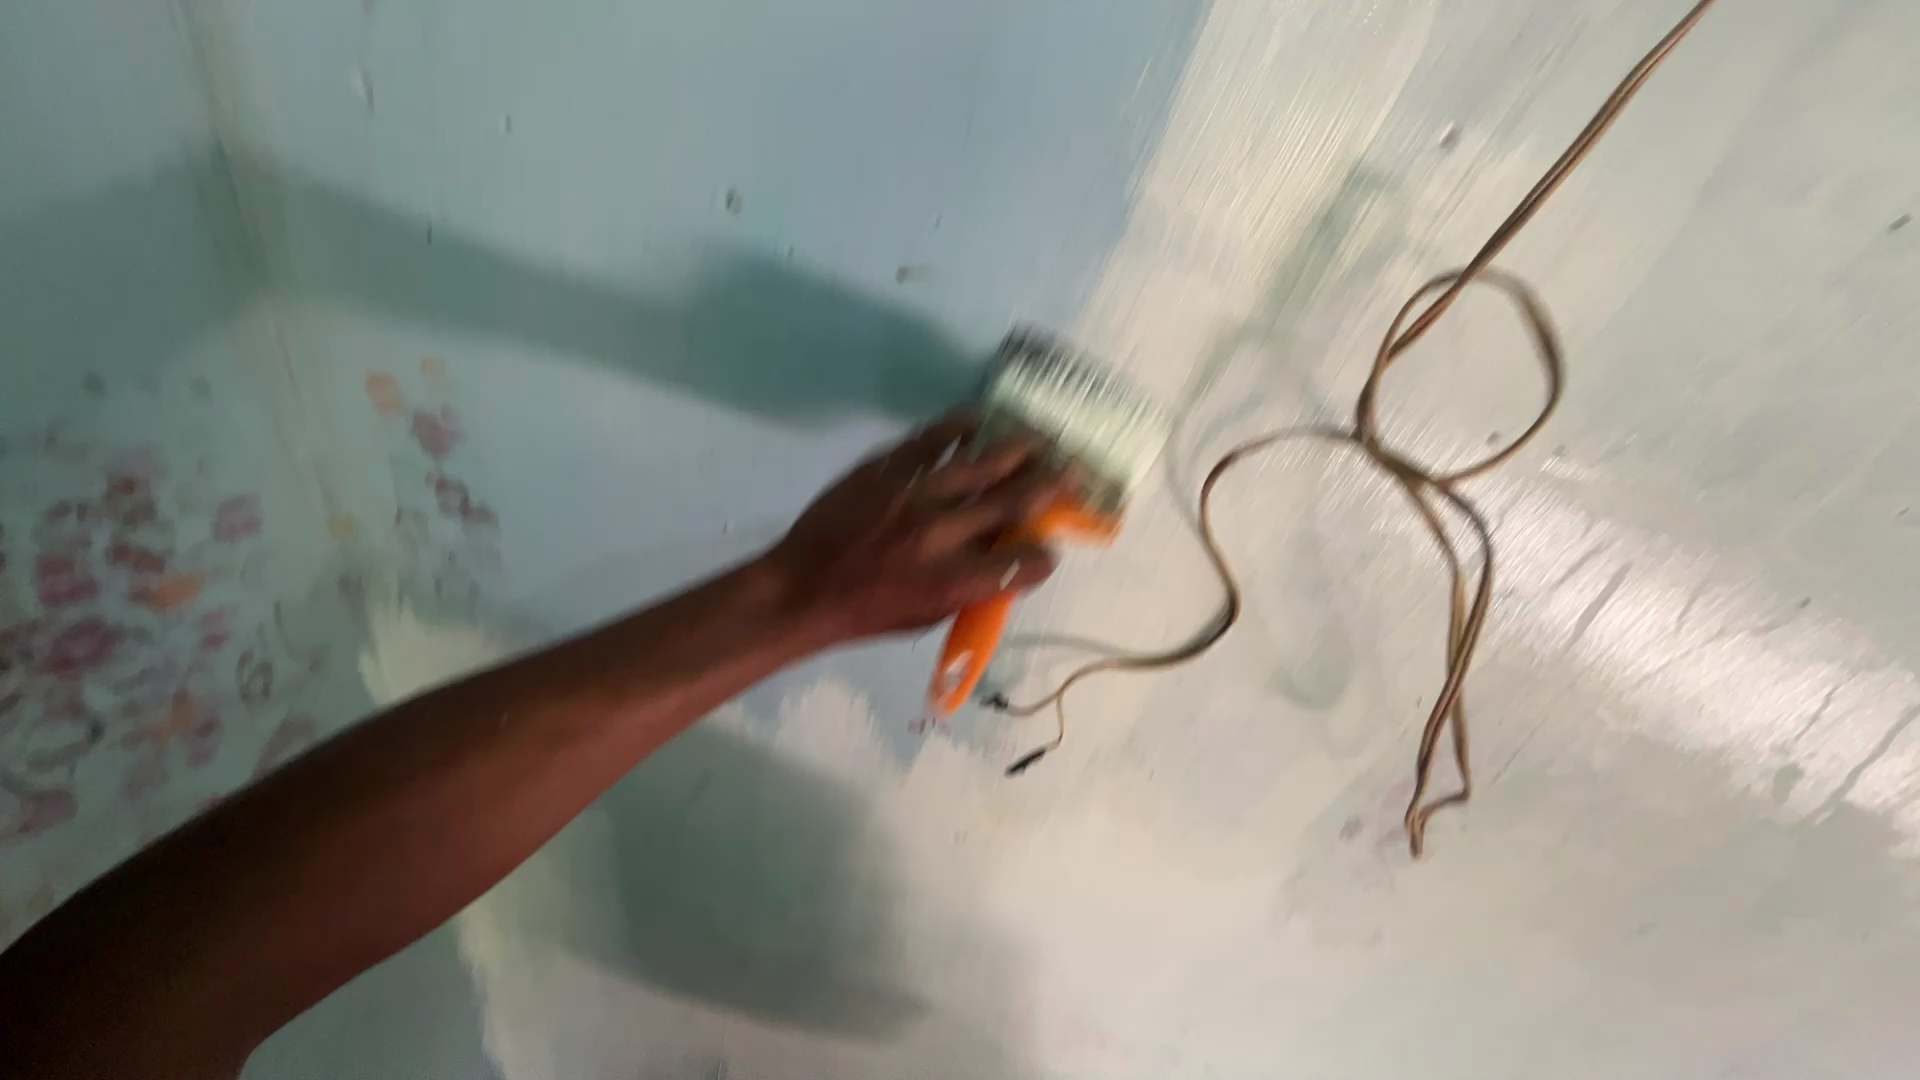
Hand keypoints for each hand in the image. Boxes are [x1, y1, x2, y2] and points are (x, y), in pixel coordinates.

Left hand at [766, 412, 1070, 640]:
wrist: (802, 586)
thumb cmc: (867, 611)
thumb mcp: (928, 615)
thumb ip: (973, 588)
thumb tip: (1008, 558)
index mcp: (954, 580)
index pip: (1023, 562)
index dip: (1045, 556)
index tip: (1050, 549)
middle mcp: (942, 533)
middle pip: (1013, 500)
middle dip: (1053, 484)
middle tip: (1073, 469)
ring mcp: (914, 494)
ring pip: (981, 462)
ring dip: (1018, 449)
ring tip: (1040, 438)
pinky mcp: (887, 469)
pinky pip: (933, 440)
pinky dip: (961, 428)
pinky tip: (980, 421)